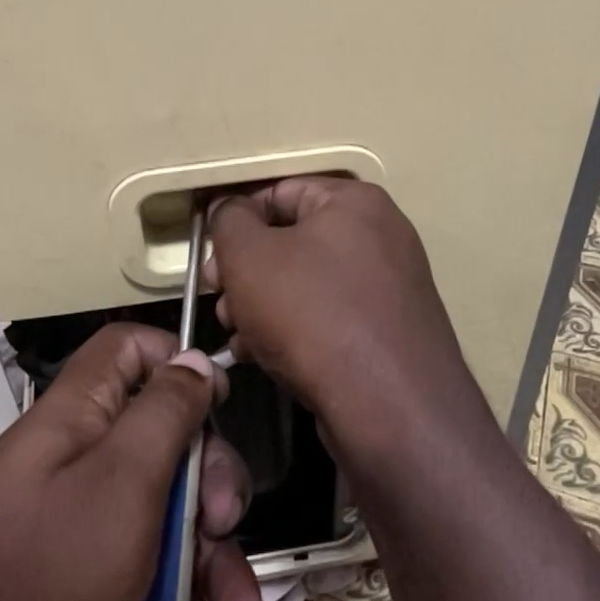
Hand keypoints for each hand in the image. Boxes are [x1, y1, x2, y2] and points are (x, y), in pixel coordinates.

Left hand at [0, 323, 266, 600]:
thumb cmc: (45, 578)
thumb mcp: (119, 485)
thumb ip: (163, 415)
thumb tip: (194, 358)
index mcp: (75, 422)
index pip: (125, 352)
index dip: (177, 364)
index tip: (220, 406)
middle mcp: (76, 467)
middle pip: (162, 448)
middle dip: (212, 494)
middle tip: (227, 532)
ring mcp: (77, 532)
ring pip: (164, 524)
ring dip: (213, 574)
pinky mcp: (80, 591)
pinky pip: (144, 580)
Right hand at [204, 178, 487, 459]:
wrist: (390, 409)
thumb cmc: (313, 315)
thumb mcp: (249, 256)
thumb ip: (229, 221)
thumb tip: (229, 211)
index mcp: (354, 203)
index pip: (279, 191)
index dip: (236, 221)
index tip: (209, 258)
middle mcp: (380, 237)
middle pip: (291, 240)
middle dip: (246, 273)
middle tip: (219, 301)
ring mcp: (389, 288)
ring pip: (305, 285)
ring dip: (261, 306)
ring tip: (237, 336)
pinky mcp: (388, 334)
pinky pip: (328, 319)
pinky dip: (293, 331)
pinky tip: (264, 358)